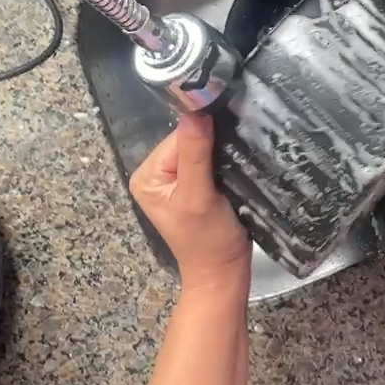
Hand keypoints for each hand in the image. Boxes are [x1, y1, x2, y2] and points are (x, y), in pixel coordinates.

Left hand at [130, 113, 250, 292]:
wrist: (224, 272)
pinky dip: (224, 160)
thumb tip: (196, 112)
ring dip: (221, 152)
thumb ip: (195, 155)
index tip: (228, 141)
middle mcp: (157, 173)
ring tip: (236, 163)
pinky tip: (235, 167)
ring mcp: (177, 179)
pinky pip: (211, 159)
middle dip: (213, 144)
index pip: (179, 137)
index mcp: (147, 175)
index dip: (204, 136)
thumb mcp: (198, 197)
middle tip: (235, 154)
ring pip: (204, 147)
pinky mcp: (196, 184)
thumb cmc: (208, 241)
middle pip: (191, 139)